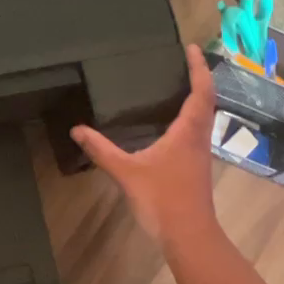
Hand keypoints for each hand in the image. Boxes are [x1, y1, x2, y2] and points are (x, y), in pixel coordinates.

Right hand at [71, 44, 219, 244]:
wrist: (189, 236)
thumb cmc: (162, 200)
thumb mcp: (127, 173)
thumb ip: (102, 150)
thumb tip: (77, 129)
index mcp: (187, 132)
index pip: (200, 91)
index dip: (198, 68)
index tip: (190, 48)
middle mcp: (199, 138)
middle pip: (206, 100)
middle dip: (199, 78)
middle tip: (184, 62)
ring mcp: (200, 154)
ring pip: (203, 117)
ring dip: (196, 98)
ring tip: (178, 86)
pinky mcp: (196, 168)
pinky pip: (196, 132)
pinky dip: (189, 118)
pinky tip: (171, 125)